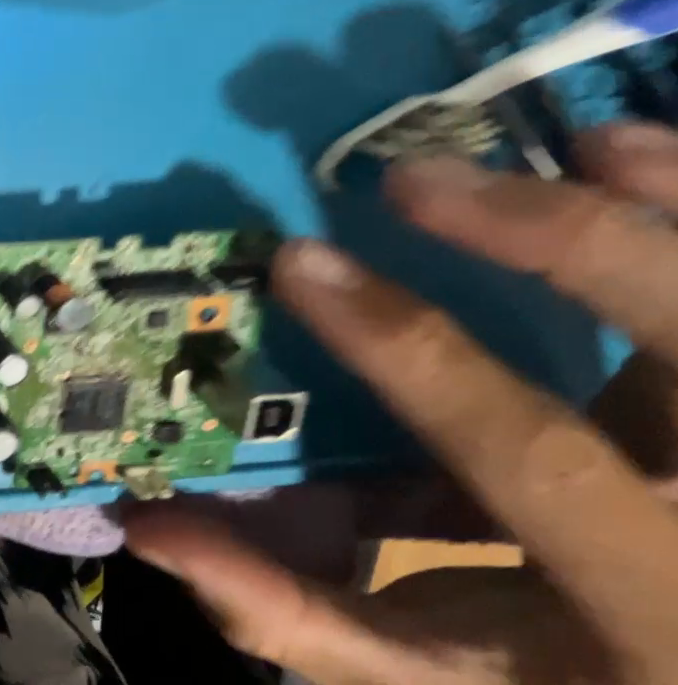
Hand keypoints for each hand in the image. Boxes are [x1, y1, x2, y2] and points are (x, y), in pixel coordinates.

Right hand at [126, 123, 677, 684]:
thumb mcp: (441, 675)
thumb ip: (295, 612)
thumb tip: (148, 525)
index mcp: (649, 590)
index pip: (525, 450)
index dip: (408, 349)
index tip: (299, 261)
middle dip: (555, 239)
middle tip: (412, 181)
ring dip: (669, 201)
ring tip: (575, 142)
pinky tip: (629, 151)